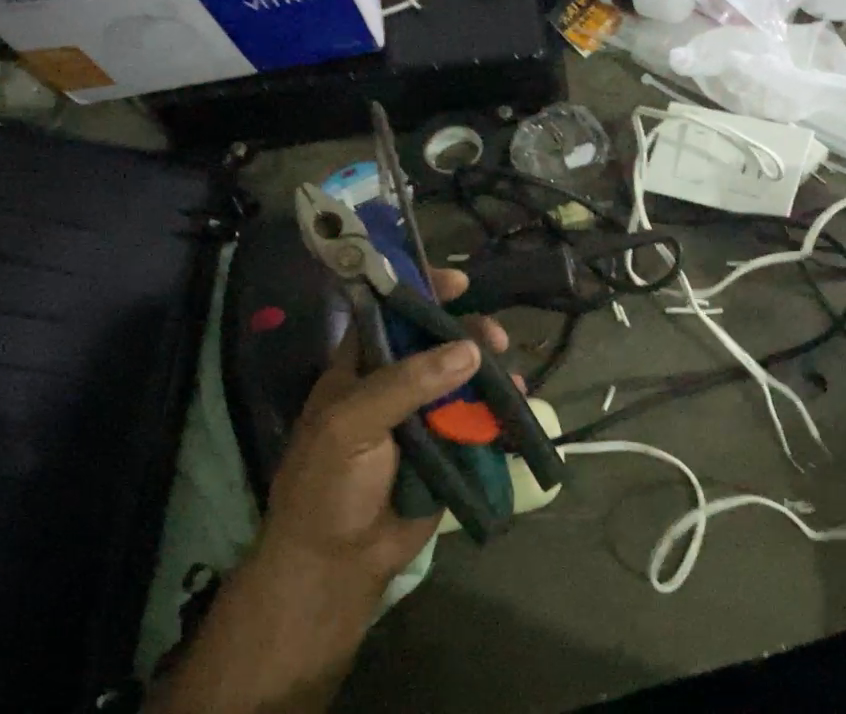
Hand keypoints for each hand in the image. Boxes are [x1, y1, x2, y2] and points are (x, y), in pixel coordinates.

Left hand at [260, 268, 509, 589]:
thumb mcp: (351, 426)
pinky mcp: (453, 444)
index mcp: (359, 369)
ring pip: (467, 375)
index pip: (389, 313)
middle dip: (469, 332)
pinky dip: (503, 403)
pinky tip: (519, 399)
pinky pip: (484, 414)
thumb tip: (470, 350)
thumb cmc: (327, 486)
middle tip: (493, 339)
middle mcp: (396, 384)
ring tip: (508, 370)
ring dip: (492, 367)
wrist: (339, 563)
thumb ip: (405, 383)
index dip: (420, 291)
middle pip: (439, 341)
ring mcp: (427, 414)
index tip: (458, 282)